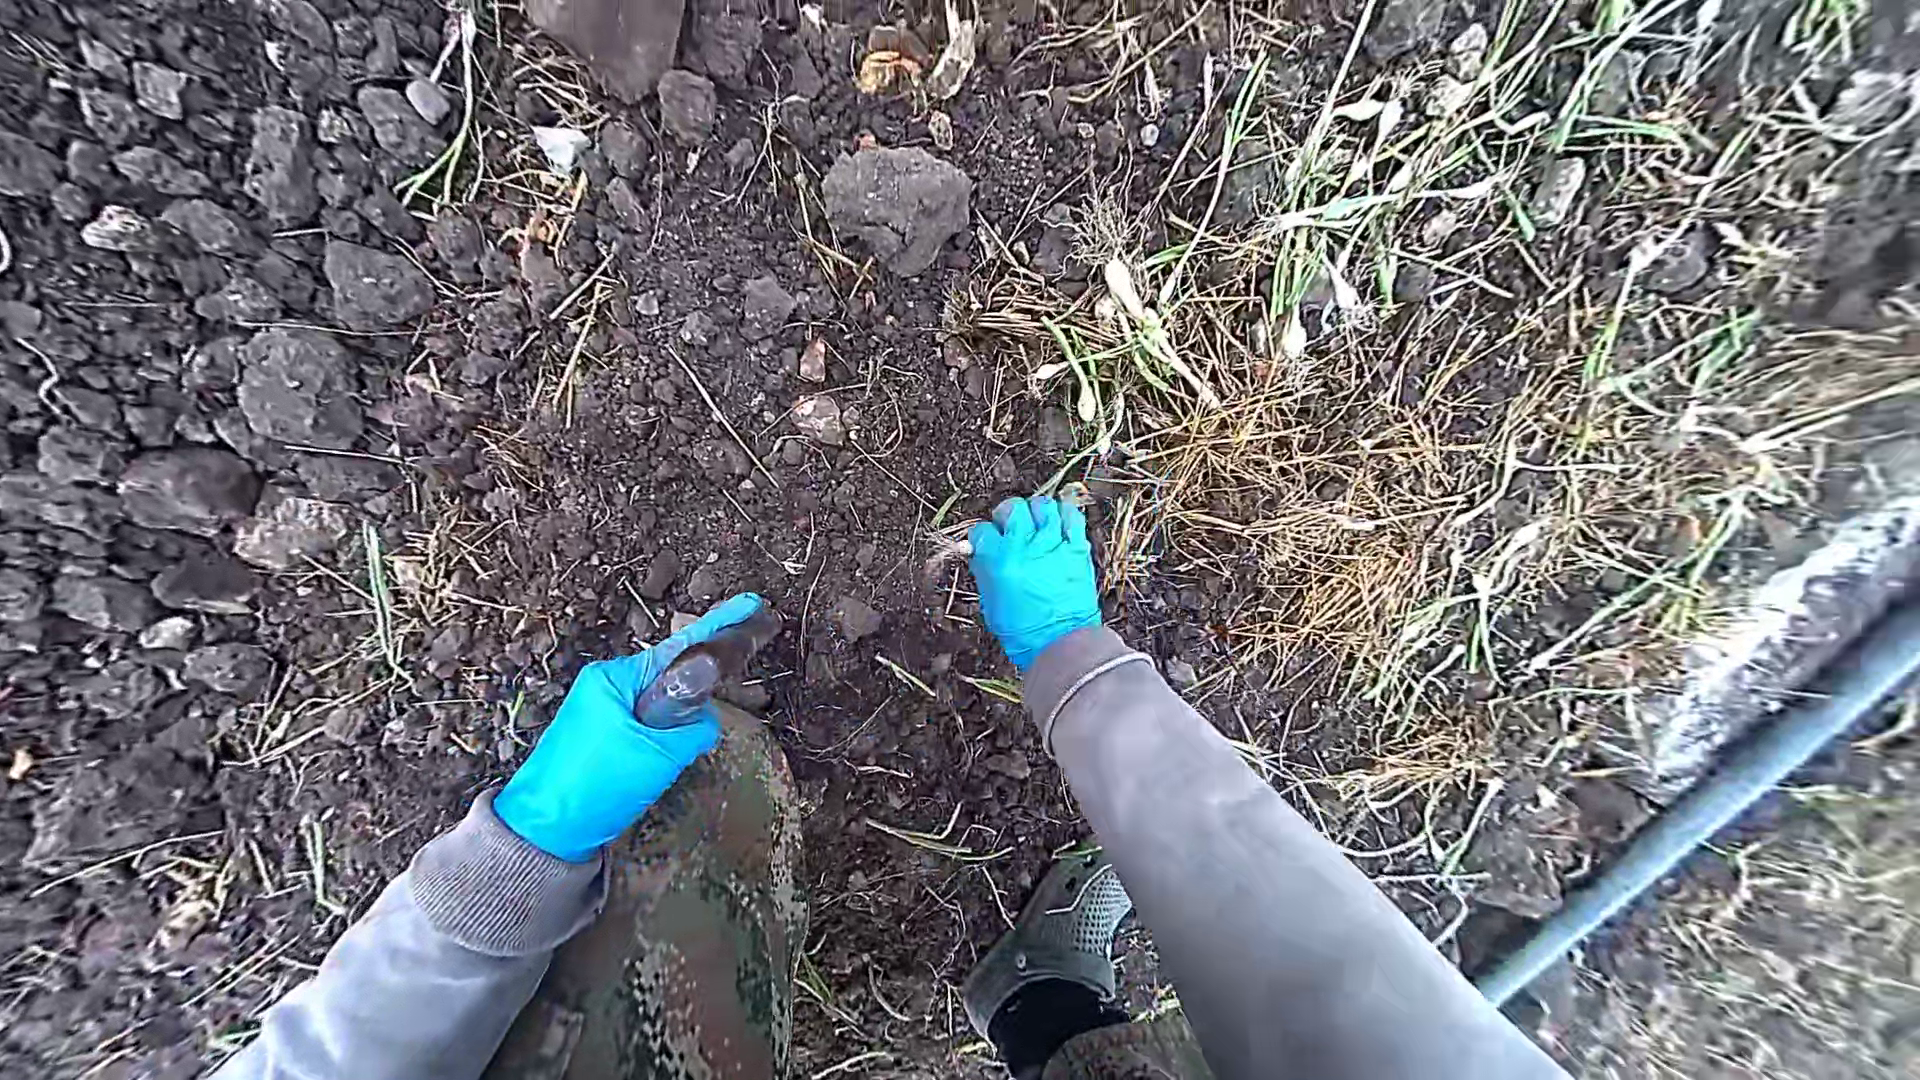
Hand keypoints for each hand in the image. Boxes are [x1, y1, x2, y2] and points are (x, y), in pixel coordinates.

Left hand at [494, 592, 764, 861]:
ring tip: (684, 742)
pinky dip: (665, 727)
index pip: (679, 644)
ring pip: (661, 695)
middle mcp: (608, 683)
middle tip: (735, 675)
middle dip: (702, 677)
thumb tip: (707, 720)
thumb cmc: (595, 787)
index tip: (751, 605)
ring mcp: (603, 705)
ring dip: (680, 712)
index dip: (719, 625)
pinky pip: (647, 715)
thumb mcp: (660, 755)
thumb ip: (696, 728)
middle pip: (672, 668)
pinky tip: (672, 747)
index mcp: (616, 678)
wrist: (542, 836)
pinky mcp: (603, 728)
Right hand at [968, 495, 1100, 671]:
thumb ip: (984, 572)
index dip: (983, 535)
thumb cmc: (1022, 631)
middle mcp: (1023, 545)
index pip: (981, 530)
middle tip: (1011, 527)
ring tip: (1036, 523)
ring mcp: (1052, 543)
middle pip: (1012, 508)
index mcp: (996, 558)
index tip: (987, 540)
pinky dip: (1065, 514)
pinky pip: (1072, 516)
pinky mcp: (1076, 547)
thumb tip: (981, 554)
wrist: (1059, 643)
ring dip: (1036, 512)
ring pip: (1042, 505)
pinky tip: (1059, 523)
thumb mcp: (990, 602)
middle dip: (1008, 515)